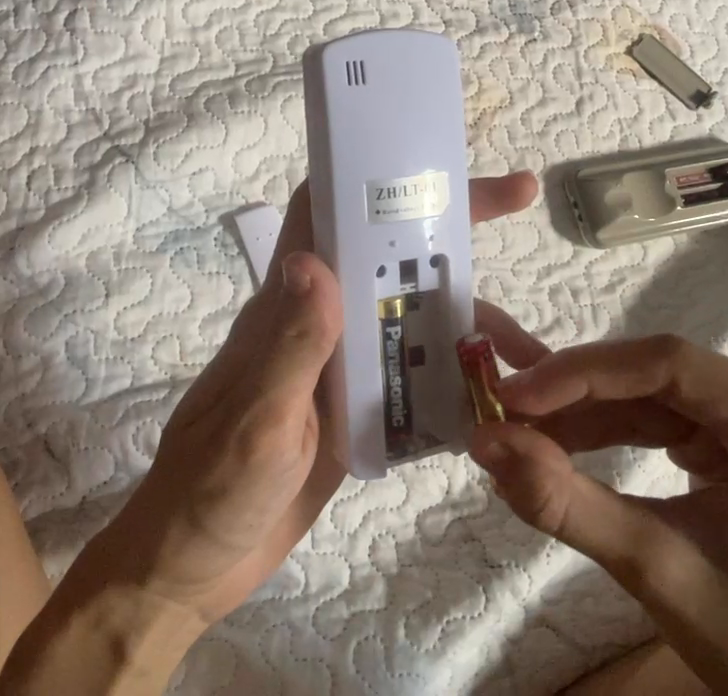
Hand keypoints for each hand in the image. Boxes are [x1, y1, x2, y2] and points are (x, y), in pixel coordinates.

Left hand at [70, 171, 539, 629]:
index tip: (441, 164)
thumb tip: (315, 260)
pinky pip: (412, 376)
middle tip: (520, 204)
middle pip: (385, 257)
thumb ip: (288, 346)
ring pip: (410, 318)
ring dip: (469, 320)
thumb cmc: (210, 490)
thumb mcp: (254, 421)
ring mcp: (337, 368)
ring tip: (533, 353)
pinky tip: (499, 398)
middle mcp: (315, 323)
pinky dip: (456, 377)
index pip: (325, 215)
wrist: (194, 563)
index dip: (376, 177)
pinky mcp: (354, 411)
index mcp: (283, 309)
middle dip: (450, 230)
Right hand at [470, 325, 727, 695]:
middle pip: (660, 377)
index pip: (679, 369)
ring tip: (509, 418)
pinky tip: (547, 428)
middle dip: (573, 391)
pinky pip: (658, 416)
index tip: (511, 395)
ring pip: (650, 393)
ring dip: (577, 408)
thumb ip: (566, 502)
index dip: (586, 372)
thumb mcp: (656, 571)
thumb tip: (484, 440)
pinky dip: (600, 426)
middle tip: (497, 404)